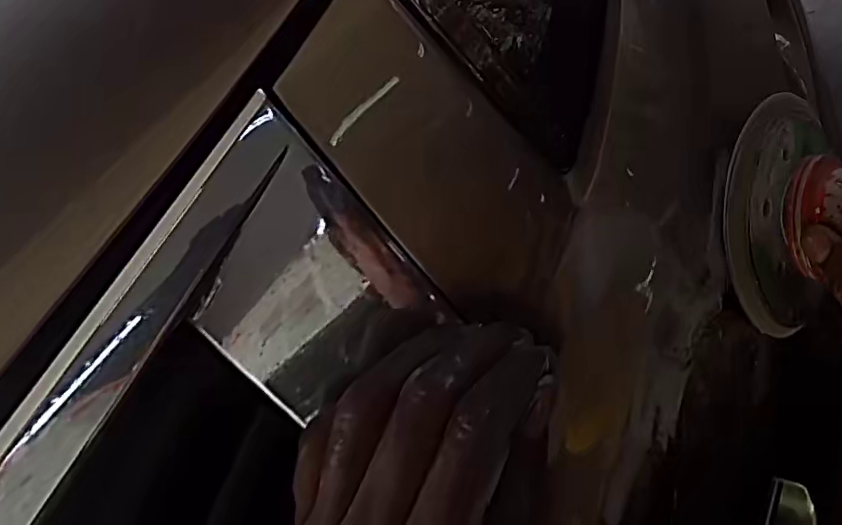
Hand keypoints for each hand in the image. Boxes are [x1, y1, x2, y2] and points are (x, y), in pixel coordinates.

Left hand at [293, 324, 552, 524]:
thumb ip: (522, 487)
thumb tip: (538, 394)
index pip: (471, 433)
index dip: (511, 380)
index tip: (540, 358)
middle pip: (419, 405)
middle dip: (474, 352)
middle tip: (510, 336)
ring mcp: (324, 520)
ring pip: (366, 401)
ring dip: (421, 351)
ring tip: (463, 335)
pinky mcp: (301, 515)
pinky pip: (324, 430)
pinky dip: (366, 384)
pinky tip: (402, 366)